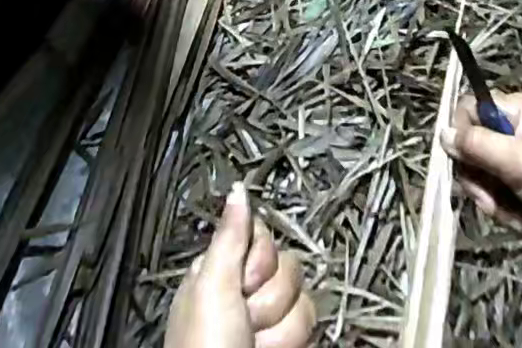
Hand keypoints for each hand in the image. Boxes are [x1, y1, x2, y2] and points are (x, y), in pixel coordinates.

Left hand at [165, 182, 314, 347]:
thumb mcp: (211, 286)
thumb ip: (229, 235)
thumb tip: (238, 189)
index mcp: (221, 270)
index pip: (262, 234)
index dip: (257, 256)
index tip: (243, 278)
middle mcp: (246, 293)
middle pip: (288, 264)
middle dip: (268, 295)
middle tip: (244, 319)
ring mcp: (267, 322)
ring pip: (301, 297)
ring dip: (278, 325)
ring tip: (253, 344)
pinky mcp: (288, 343)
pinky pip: (310, 325)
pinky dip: (288, 342)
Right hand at [441, 92, 521, 272]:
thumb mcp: (517, 161)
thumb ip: (475, 145)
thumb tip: (441, 133)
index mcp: (520, 110)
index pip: (471, 108)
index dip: (463, 133)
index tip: (467, 160)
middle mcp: (521, 132)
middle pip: (475, 148)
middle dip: (481, 179)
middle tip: (495, 198)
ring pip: (488, 179)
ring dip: (498, 203)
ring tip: (521, 217)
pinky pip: (506, 199)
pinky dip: (514, 215)